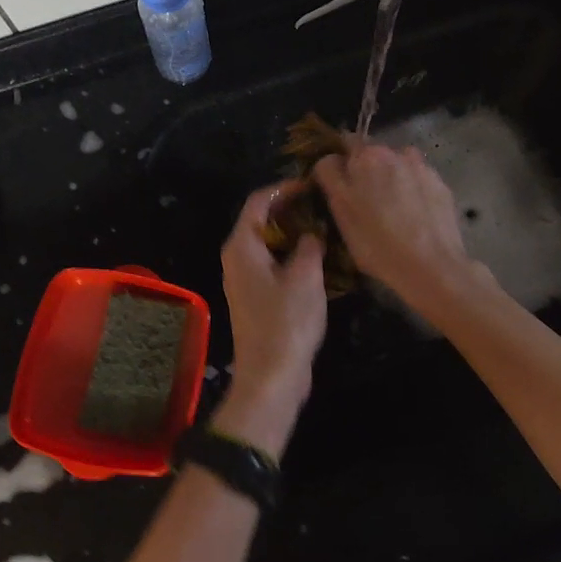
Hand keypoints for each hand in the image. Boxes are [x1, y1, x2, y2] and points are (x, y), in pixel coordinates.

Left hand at [220, 182, 328, 411]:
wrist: (271, 377)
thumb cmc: (286, 322)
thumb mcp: (306, 277)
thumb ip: (310, 245)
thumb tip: (312, 232)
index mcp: (241, 246)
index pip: (258, 201)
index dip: (284, 189)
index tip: (311, 184)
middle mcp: (236, 257)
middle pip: (260, 220)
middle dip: (290, 209)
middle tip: (322, 203)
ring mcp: (244, 278)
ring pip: (267, 242)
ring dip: (292, 232)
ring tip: (324, 226)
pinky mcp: (255, 296)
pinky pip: (271, 263)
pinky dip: (290, 254)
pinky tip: (317, 257)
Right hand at [312, 144, 482, 318]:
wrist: (433, 266)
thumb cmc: (377, 243)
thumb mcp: (341, 213)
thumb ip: (331, 178)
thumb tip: (331, 160)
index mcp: (364, 156)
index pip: (342, 145)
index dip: (337, 166)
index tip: (337, 186)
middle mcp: (393, 152)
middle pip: (372, 154)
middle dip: (366, 172)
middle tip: (365, 203)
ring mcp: (420, 166)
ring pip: (397, 165)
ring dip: (391, 178)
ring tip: (393, 209)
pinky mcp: (440, 183)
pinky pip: (418, 179)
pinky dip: (413, 190)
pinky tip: (415, 216)